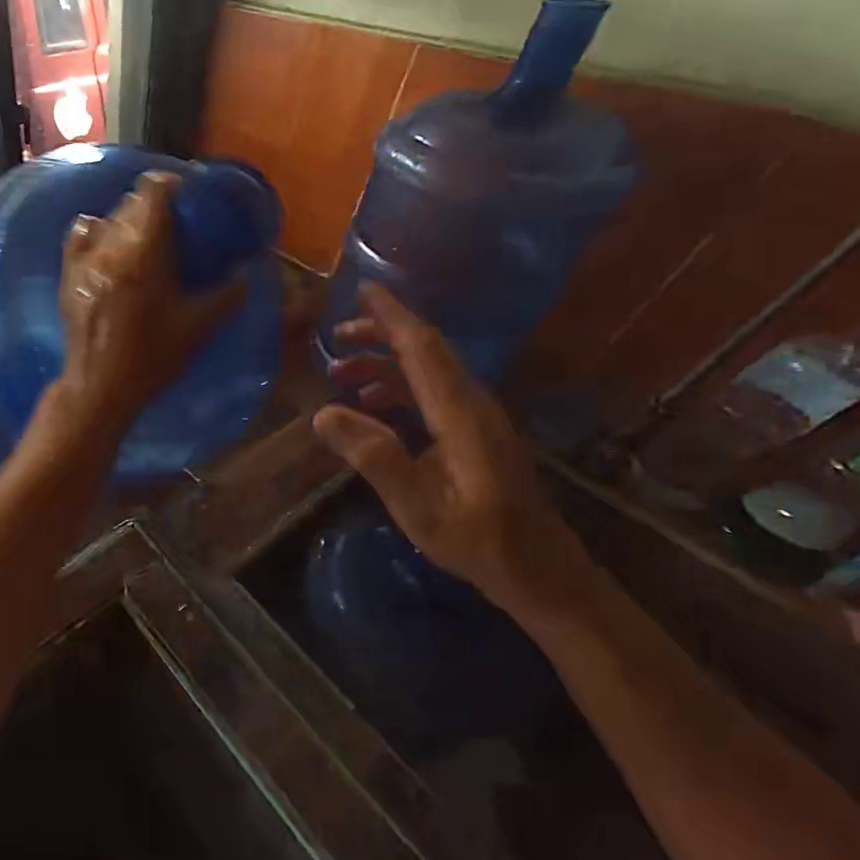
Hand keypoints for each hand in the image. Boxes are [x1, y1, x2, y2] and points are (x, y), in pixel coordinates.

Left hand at [54, 171, 245, 428]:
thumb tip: (248, 272)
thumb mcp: (199, 327)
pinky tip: (109, 247)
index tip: (188, 192)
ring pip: (108, 218)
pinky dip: (97, 231)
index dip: (172, 182)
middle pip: (132, 203)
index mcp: (145, 252)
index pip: (153, 191)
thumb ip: (229, 294)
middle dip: (155, 206)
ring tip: (144, 240)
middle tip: (175, 225)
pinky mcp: (69, 274)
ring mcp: (85, 259)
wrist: (100, 387)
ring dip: (128, 221)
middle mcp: (111, 246)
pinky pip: (81, 235)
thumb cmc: (153, 358)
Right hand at [313, 283, 595, 616]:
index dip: (391, 316)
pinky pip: (433, 393)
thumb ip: (372, 456)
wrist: (538, 569)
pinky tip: (373, 404)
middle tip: (337, 335)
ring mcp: (478, 417)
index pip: (422, 348)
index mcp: (460, 413)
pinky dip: (399, 387)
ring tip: (341, 373)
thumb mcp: (416, 505)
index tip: (362, 290)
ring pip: (429, 371)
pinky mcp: (476, 432)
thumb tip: (322, 414)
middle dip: (381, 334)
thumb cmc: (477, 540)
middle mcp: (472, 403)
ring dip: (386, 363)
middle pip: (426, 351)